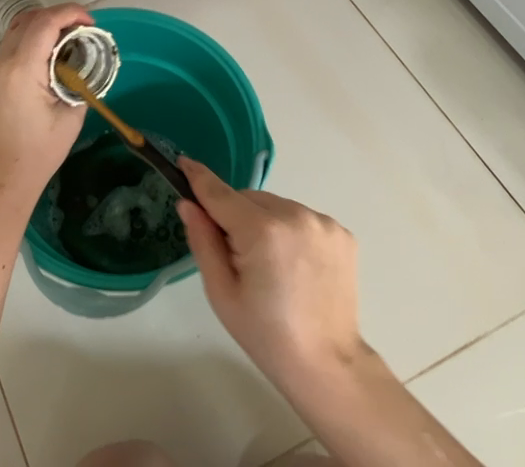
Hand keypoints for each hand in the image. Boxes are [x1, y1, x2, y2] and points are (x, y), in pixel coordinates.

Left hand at [0, 4, 91, 199]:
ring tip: (70, 38)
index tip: (91, 22)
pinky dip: (33, 39)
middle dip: (58, 15)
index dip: (70, 13)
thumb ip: (79, 82)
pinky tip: (53, 54)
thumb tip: (84, 64)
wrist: (5, 174)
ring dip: (44, 25)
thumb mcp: (71, 115)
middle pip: (29, 19)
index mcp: (23, 69)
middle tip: (83, 28)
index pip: (45, 23)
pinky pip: (13, 45)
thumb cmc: (40, 150)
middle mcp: (3, 62)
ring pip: (18, 28)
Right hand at [176, 157, 365, 382]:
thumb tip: (189, 204)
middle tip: (235, 256)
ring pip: (276, 206)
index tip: (183, 162)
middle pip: (250, 199)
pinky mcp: (342, 233)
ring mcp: (323, 223)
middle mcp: (296, 215)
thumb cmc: (265, 333)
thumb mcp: (221, 292)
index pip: (222, 194)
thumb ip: (203, 241)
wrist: (326, 363)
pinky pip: (301, 219)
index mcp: (263, 231)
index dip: (199, 178)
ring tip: (269, 266)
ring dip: (264, 222)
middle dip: (236, 216)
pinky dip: (290, 231)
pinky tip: (294, 265)